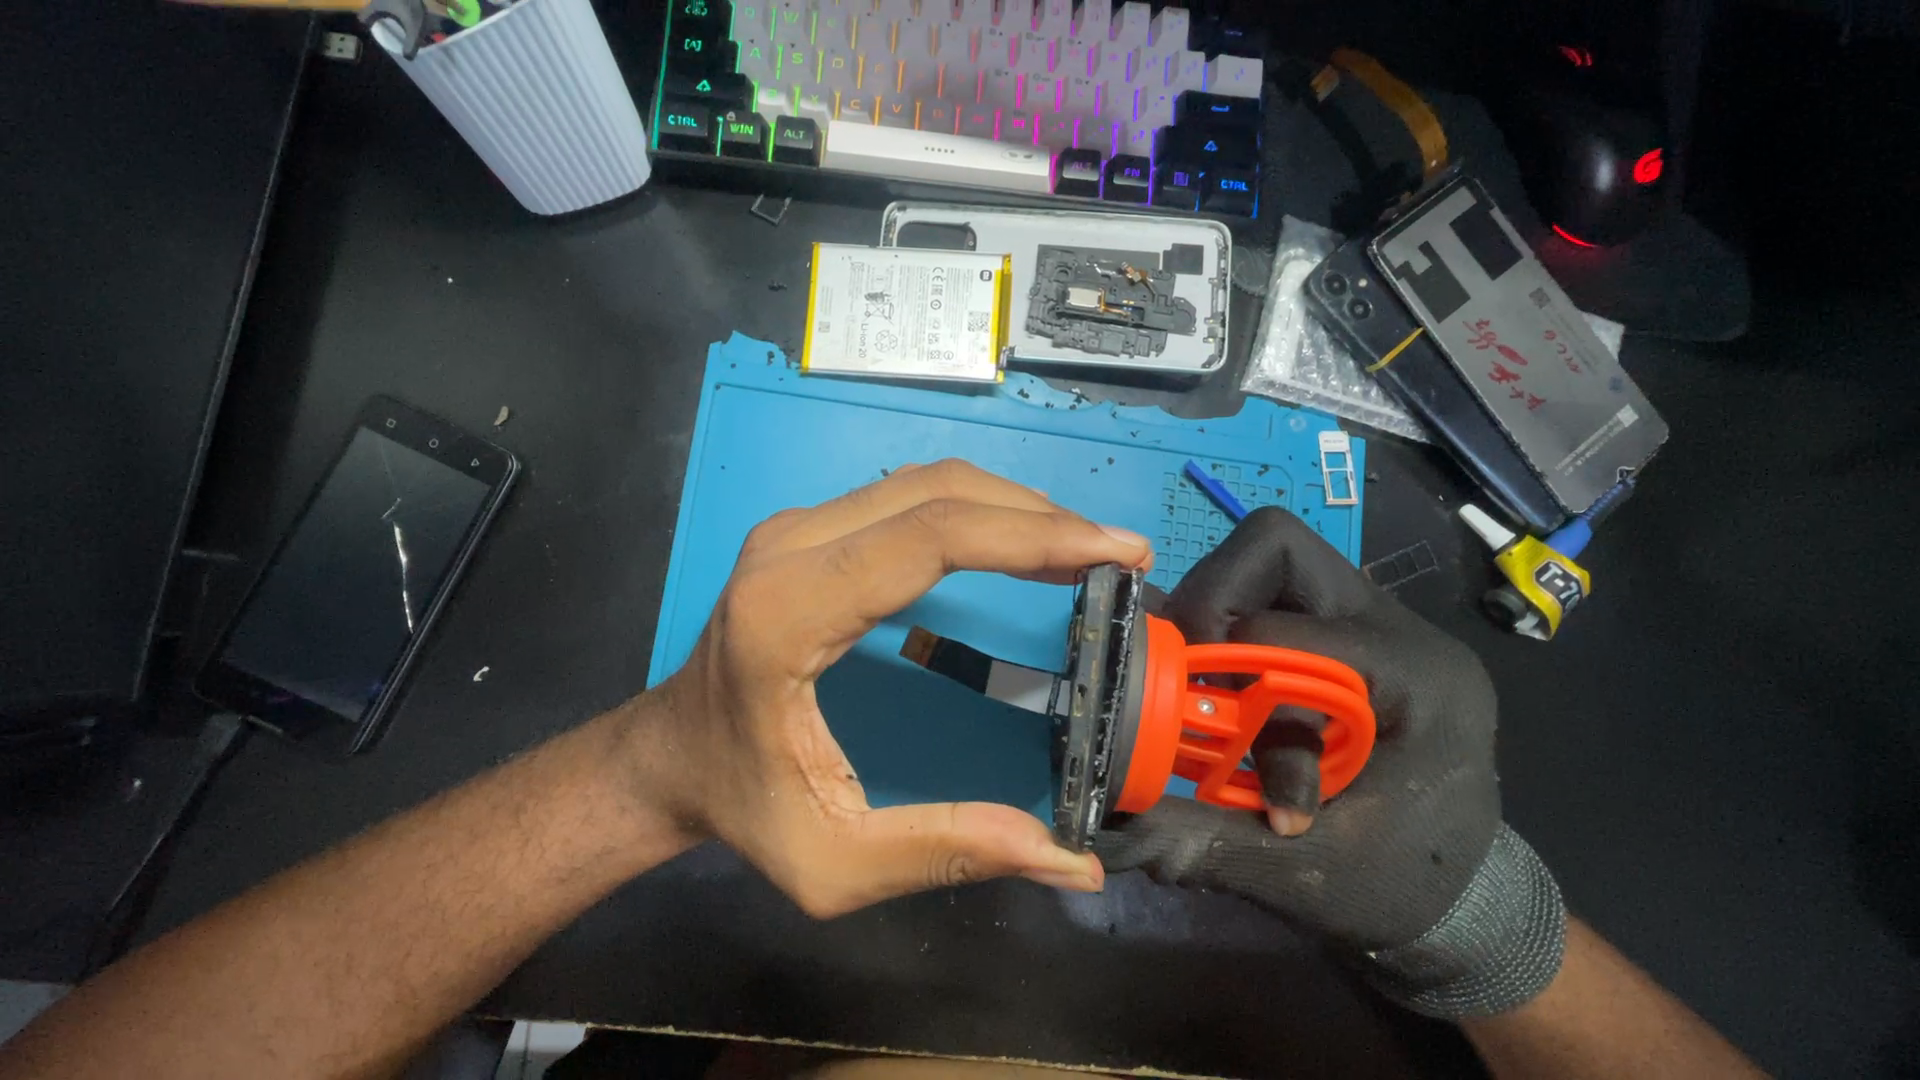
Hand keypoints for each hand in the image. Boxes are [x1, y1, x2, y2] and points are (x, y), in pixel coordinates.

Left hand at [632, 460, 1152, 917]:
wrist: (669, 756)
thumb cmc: (742, 806)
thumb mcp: (834, 862)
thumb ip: (948, 852)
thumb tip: (1070, 861)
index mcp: (788, 614)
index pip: (929, 539)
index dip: (1033, 536)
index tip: (1116, 552)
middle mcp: (788, 549)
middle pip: (936, 493)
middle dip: (1040, 516)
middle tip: (1117, 553)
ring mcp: (795, 530)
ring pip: (925, 482)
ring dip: (1013, 507)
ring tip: (1082, 549)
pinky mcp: (808, 532)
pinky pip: (906, 497)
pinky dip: (977, 510)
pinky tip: (1020, 541)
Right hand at [1097, 505, 1501, 949]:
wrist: (1464, 896)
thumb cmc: (1402, 884)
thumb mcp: (1308, 877)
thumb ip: (1208, 844)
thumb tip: (1110, 833)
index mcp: (1415, 676)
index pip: (1287, 632)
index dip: (1229, 679)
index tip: (1214, 748)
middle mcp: (1392, 624)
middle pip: (1274, 546)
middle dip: (1212, 605)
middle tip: (1195, 676)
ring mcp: (1367, 617)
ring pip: (1265, 558)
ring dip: (1214, 613)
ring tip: (1208, 686)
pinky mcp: (1341, 628)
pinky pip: (1265, 590)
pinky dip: (1225, 625)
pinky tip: (1220, 684)